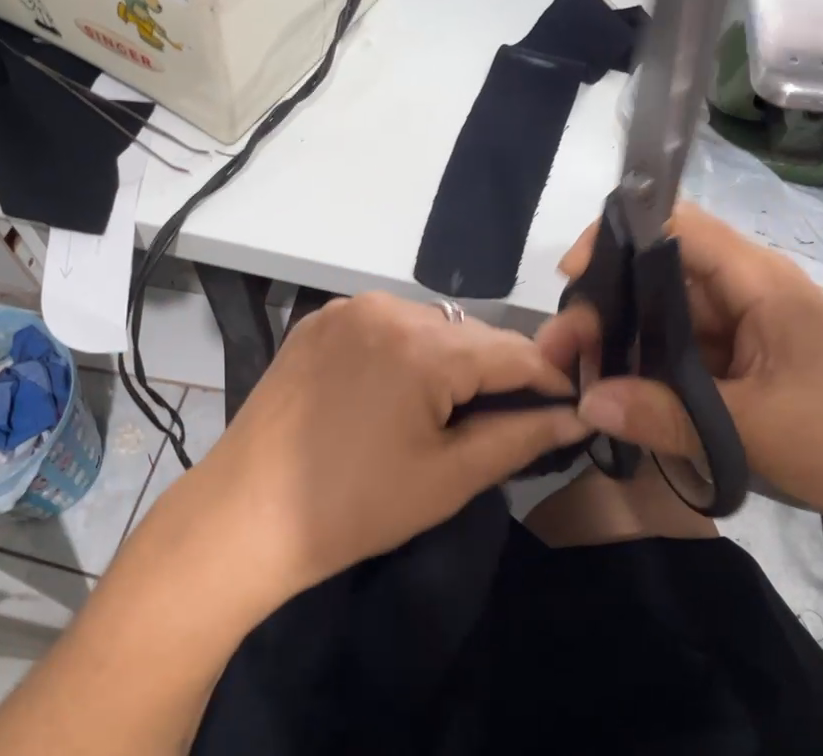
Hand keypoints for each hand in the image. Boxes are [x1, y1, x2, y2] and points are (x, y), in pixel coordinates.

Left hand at [177, 293, 587, 593]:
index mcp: (424, 344)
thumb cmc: (355, 506)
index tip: (569, 408)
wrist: (246, 515)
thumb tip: (576, 416)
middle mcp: (387, 307)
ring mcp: (345, 309)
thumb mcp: (449, 476)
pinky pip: (384, 326)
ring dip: (451, 358)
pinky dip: (405, 351)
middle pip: (470, 333)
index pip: (515, 350)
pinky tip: (398, 392)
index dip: (550, 380)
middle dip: (498, 370)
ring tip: (451, 410)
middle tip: (509, 419)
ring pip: (428, 325)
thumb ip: (521, 437)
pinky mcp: (317, 323)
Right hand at [538, 203, 822, 516]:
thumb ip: (662, 413)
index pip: (679, 229)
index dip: (621, 237)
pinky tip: (612, 385)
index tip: (572, 274)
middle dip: (605, 304)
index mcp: (758, 282)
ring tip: (576, 369)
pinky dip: (645, 362)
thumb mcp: (748, 429)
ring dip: (620, 337)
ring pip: (664, 313)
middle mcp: (744, 292)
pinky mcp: (738, 359)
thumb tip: (585, 401)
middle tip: (562, 348)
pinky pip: (679, 347)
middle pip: (659, 274)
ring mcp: (740, 326)